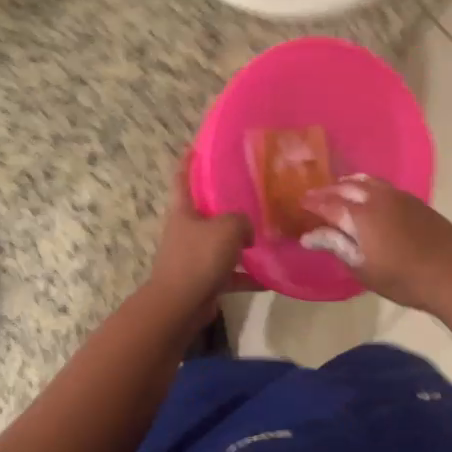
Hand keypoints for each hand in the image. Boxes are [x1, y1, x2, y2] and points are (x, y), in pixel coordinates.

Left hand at [148, 153, 253, 307]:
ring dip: (240, 243)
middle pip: (206, 212)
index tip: (196, 146)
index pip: (183, 179)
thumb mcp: (227, 228)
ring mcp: (193, 257)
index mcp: (184, 211)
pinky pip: (230, 274)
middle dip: (225, 205)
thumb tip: (246, 233)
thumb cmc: (199, 258)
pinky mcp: (204, 281)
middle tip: (250, 194)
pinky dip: (248, 276)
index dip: (188, 162)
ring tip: (267, 237)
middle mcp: (186, 231)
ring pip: (220, 244)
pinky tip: (271, 278)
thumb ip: (241, 221)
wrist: (181, 304)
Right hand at [299, 175, 451, 310]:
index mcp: (360, 215)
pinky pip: (383, 186)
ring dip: (348, 184)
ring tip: (339, 191)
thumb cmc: (402, 278)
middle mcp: (377, 198)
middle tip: (315, 197)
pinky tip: (368, 198)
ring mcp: (399, 197)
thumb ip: (335, 245)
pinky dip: (367, 187)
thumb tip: (308, 235)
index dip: (312, 203)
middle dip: (327, 191)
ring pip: (366, 182)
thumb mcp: (362, 267)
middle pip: (346, 187)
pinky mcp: (415, 202)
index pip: (328, 203)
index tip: (299, 204)